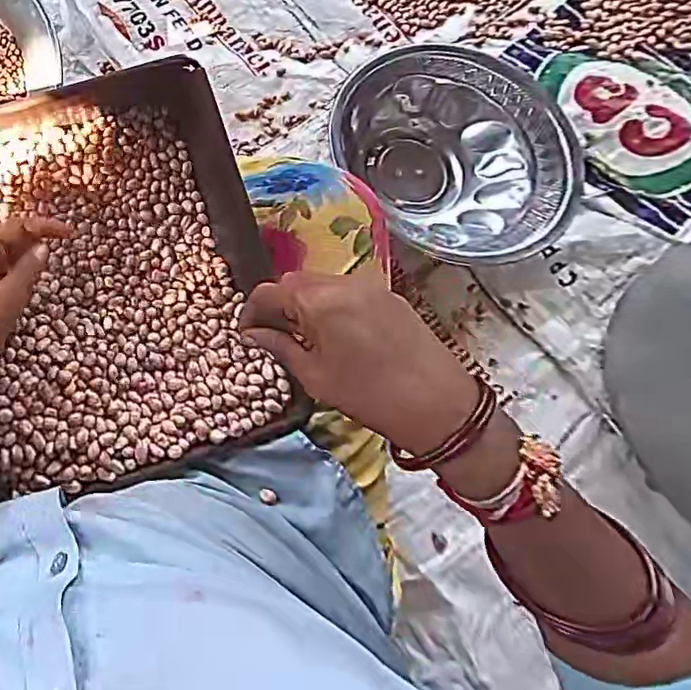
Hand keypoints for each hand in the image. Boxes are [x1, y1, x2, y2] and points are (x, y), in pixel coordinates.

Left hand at [0, 216, 72, 386]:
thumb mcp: (8, 299)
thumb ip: (28, 269)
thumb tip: (44, 246)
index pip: (16, 226)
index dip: (45, 226)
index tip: (71, 233)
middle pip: (10, 239)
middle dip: (38, 239)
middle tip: (67, 244)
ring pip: (7, 259)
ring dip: (29, 257)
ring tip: (52, 261)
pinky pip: (1, 276)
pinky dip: (18, 275)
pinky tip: (30, 283)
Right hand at [236, 270, 480, 456]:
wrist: (442, 407)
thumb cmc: (369, 395)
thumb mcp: (314, 375)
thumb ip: (279, 347)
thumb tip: (252, 335)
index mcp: (317, 301)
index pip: (268, 291)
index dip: (251, 311)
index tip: (248, 333)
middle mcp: (341, 283)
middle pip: (293, 281)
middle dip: (278, 304)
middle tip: (273, 334)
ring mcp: (369, 286)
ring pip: (320, 283)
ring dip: (304, 302)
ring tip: (304, 335)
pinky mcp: (389, 296)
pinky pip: (346, 290)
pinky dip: (330, 304)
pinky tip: (335, 333)